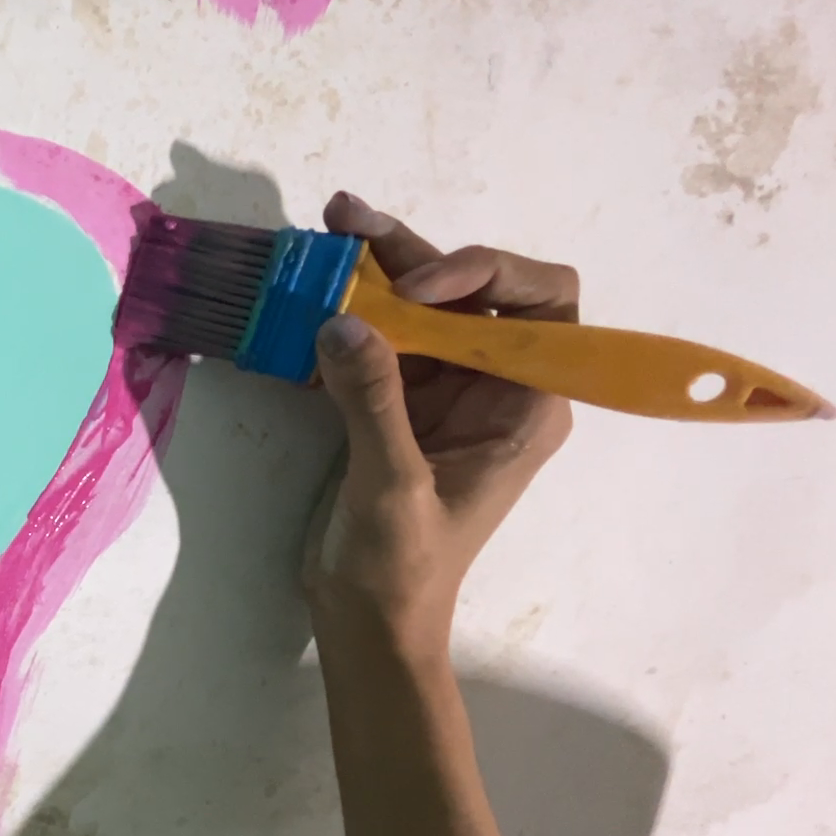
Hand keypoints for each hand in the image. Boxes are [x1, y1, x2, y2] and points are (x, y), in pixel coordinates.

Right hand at [302, 193, 574, 651]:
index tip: (412, 290)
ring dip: (367, 279)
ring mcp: (431, 398)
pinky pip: (365, 353)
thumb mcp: (392, 483)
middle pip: (463, 297)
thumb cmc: (402, 564)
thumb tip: (339, 321)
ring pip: (409, 318)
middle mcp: (486, 387)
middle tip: (346, 219)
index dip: (481, 277)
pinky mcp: (384, 412)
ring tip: (322, 237)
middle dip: (409, 256)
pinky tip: (299, 308)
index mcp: (524, 402)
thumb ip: (373, 401)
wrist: (364, 616)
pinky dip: (334, 328)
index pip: (536, 302)